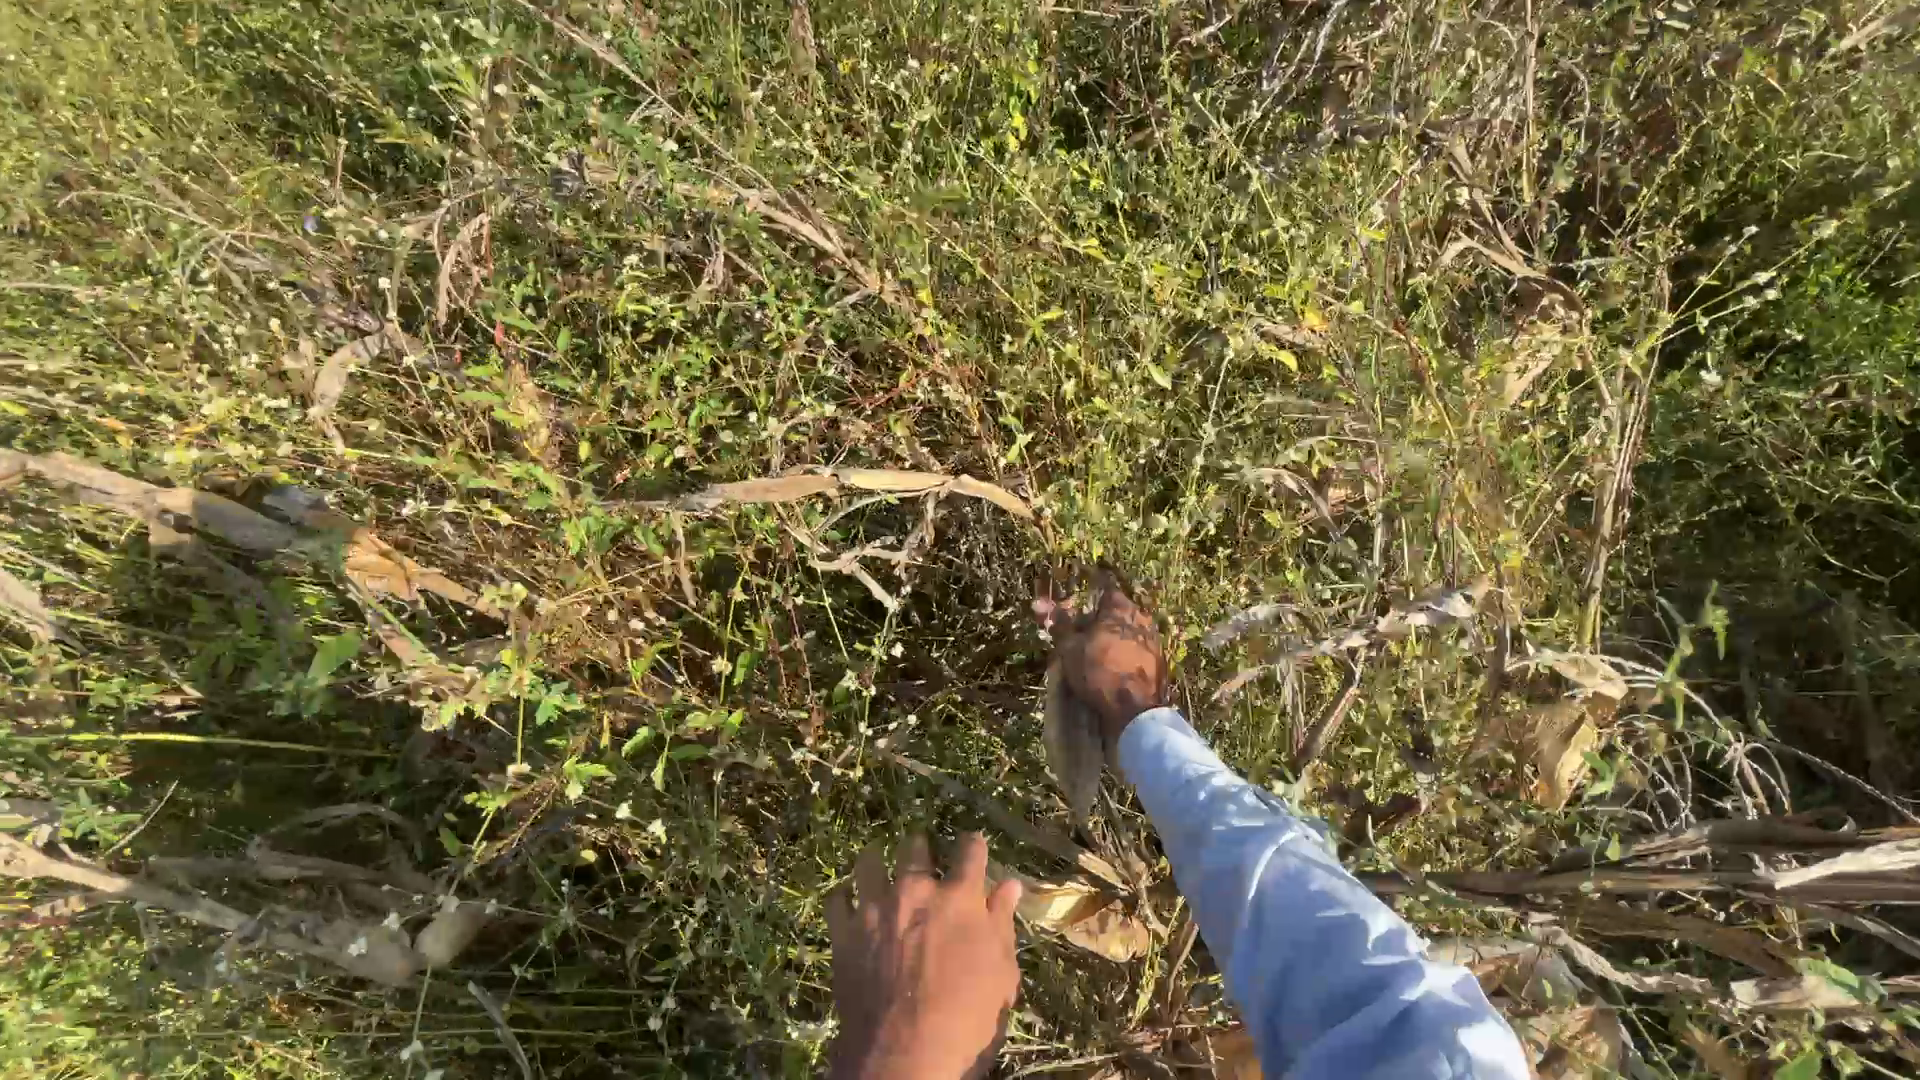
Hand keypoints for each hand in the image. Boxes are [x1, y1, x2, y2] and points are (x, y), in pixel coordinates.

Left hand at [827, 833, 1024, 1079]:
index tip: (974, 844)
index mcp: (958, 899)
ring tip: (878, 861)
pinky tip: (847, 900)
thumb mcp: (1000, 975)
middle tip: (920, 851)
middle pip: (915, 850)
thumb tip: (1010, 886)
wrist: (902, 1058)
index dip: (974, 845)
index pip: (970, 852)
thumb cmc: (965, 1020)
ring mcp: (875, 910)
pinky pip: (837, 901)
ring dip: (877, 860)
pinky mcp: (844, 934)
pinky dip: (843, 898)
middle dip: (920, 847)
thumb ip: (1001, 924)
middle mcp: (915, 892)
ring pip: (870, 864)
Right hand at [1043, 573, 1166, 746]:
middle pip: (1112, 613)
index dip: (1081, 601)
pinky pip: (1133, 651)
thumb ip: (1059, 623)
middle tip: (1075, 638)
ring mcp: (1153, 641)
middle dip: (1093, 622)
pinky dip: (1120, 655)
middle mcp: (1141, 619)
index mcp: (1121, 608)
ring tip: (1090, 657)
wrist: (1136, 711)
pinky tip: (1108, 669)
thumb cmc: (1099, 672)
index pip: (1100, 591)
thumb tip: (1040, 603)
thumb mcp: (1070, 648)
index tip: (1069, 613)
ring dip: (1107, 640)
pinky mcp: (1158, 662)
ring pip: (1123, 633)